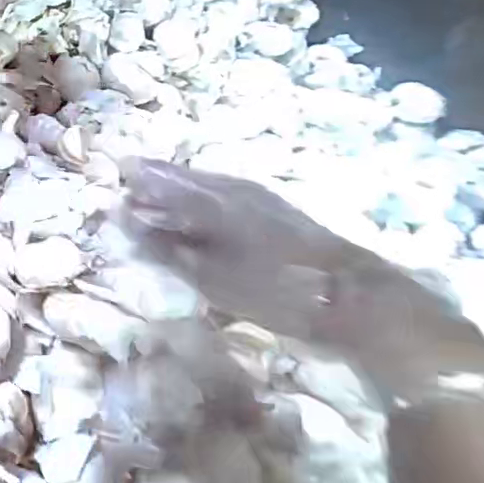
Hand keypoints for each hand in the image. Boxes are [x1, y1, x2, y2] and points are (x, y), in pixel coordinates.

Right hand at [119, 158, 483, 406]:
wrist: (365, 303)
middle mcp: (239, 190)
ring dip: (183, 192)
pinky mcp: (282, 215)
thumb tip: (129, 221)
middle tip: (134, 189)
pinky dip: (208, 202)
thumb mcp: (213, 276)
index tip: (118, 182)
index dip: (142, 181)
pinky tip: (204, 216)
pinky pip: (230, 198)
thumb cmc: (281, 290)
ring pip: (210, 187)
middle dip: (160, 183)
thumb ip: (168, 247)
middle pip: (188, 179)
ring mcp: (264, 200)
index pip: (167, 181)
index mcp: (218, 199)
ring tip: (163, 202)